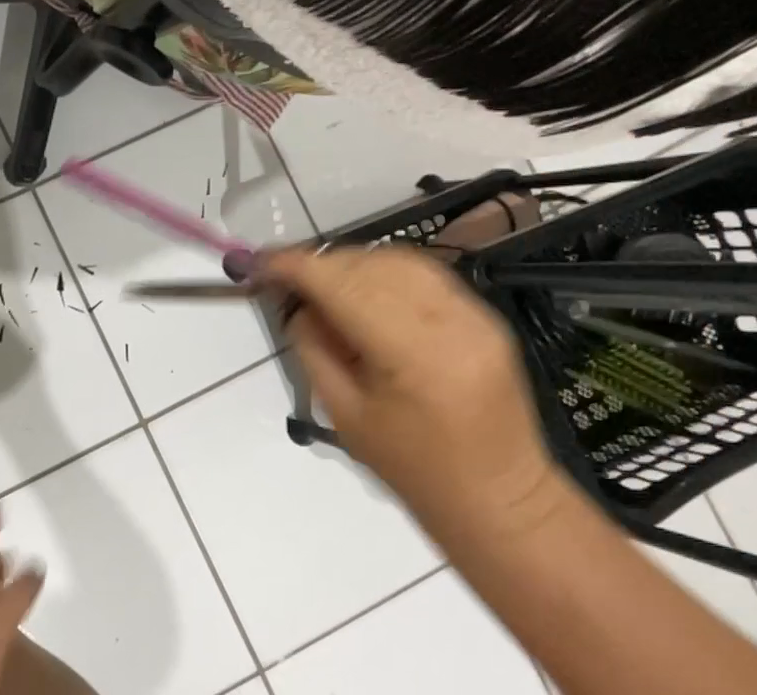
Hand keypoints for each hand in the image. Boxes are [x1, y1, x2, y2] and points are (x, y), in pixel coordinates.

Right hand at [259, 247, 569, 538]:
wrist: (500, 496)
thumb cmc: (412, 466)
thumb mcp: (341, 410)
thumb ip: (313, 345)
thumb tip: (293, 299)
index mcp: (416, 356)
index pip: (343, 286)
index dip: (294, 267)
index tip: (257, 264)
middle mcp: (452, 324)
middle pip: (369, 264)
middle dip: (318, 263)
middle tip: (281, 276)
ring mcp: (475, 317)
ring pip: (396, 260)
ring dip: (348, 263)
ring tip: (318, 283)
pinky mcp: (485, 318)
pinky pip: (423, 274)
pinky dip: (380, 271)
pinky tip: (358, 290)